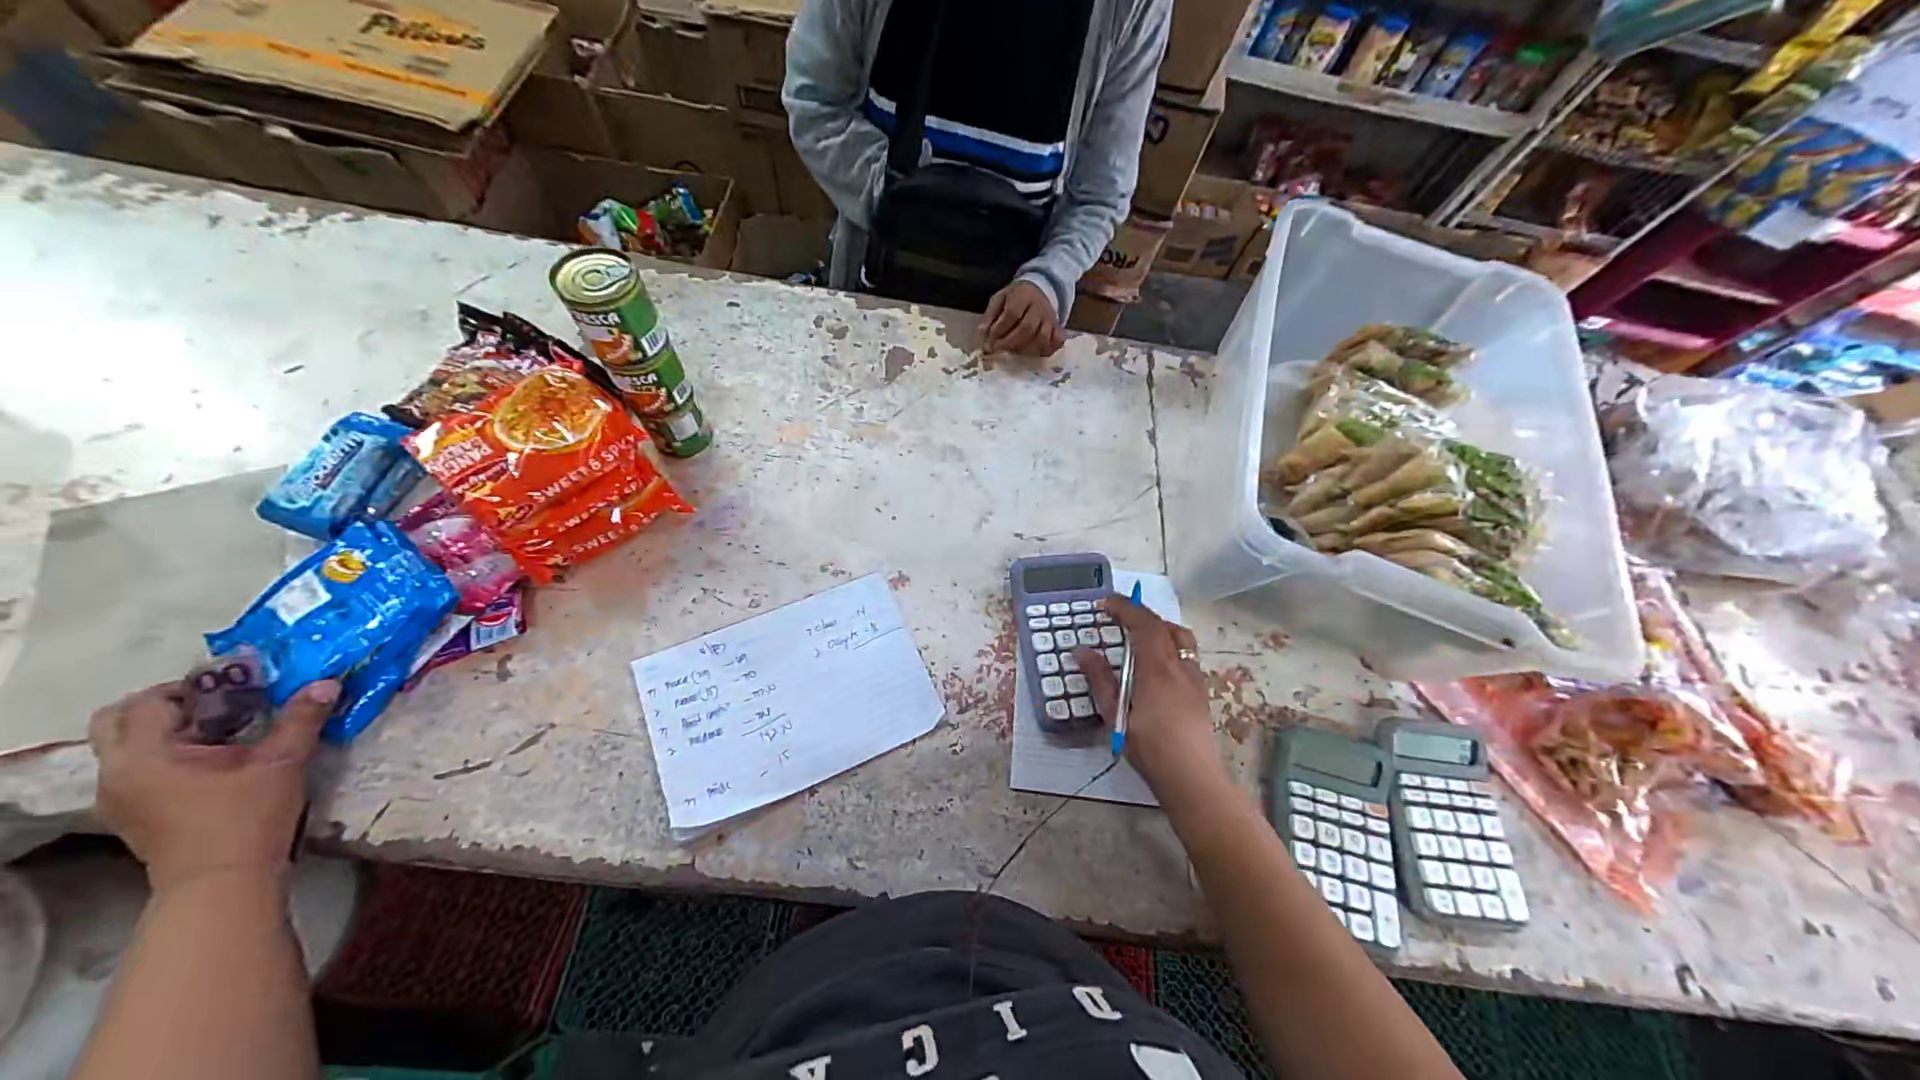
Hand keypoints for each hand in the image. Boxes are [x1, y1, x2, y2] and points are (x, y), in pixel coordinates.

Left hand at [89, 679, 338, 893]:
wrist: (223, 881)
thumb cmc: (247, 817)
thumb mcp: (282, 762)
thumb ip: (301, 718)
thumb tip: (327, 682)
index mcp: (144, 755)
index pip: (152, 701)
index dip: (195, 686)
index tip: (239, 687)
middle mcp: (116, 772)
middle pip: (120, 718)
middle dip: (167, 702)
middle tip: (219, 702)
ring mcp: (117, 795)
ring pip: (126, 743)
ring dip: (168, 727)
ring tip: (224, 728)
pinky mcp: (130, 811)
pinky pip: (137, 766)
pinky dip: (168, 751)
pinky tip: (214, 759)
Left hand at [979, 280, 1064, 356]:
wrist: (1039, 290)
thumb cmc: (1015, 298)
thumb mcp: (999, 299)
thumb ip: (990, 316)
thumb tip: (981, 334)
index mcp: (1023, 296)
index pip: (1012, 314)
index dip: (1000, 329)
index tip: (990, 340)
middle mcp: (1039, 307)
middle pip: (1027, 328)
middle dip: (1010, 341)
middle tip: (998, 349)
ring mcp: (1050, 319)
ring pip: (1041, 338)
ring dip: (1025, 349)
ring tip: (1014, 351)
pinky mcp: (1057, 328)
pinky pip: (1055, 342)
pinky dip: (1046, 350)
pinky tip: (1034, 354)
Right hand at [1072, 597, 1231, 803]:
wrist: (1193, 778)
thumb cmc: (1150, 748)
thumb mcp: (1116, 714)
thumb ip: (1100, 679)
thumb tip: (1081, 650)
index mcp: (1158, 668)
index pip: (1143, 624)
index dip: (1124, 608)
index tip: (1105, 603)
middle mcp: (1180, 666)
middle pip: (1165, 626)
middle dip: (1141, 615)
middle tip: (1119, 617)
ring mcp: (1195, 679)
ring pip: (1181, 639)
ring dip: (1159, 629)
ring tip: (1138, 637)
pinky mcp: (1200, 693)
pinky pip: (1186, 655)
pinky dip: (1169, 647)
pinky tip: (1156, 667)